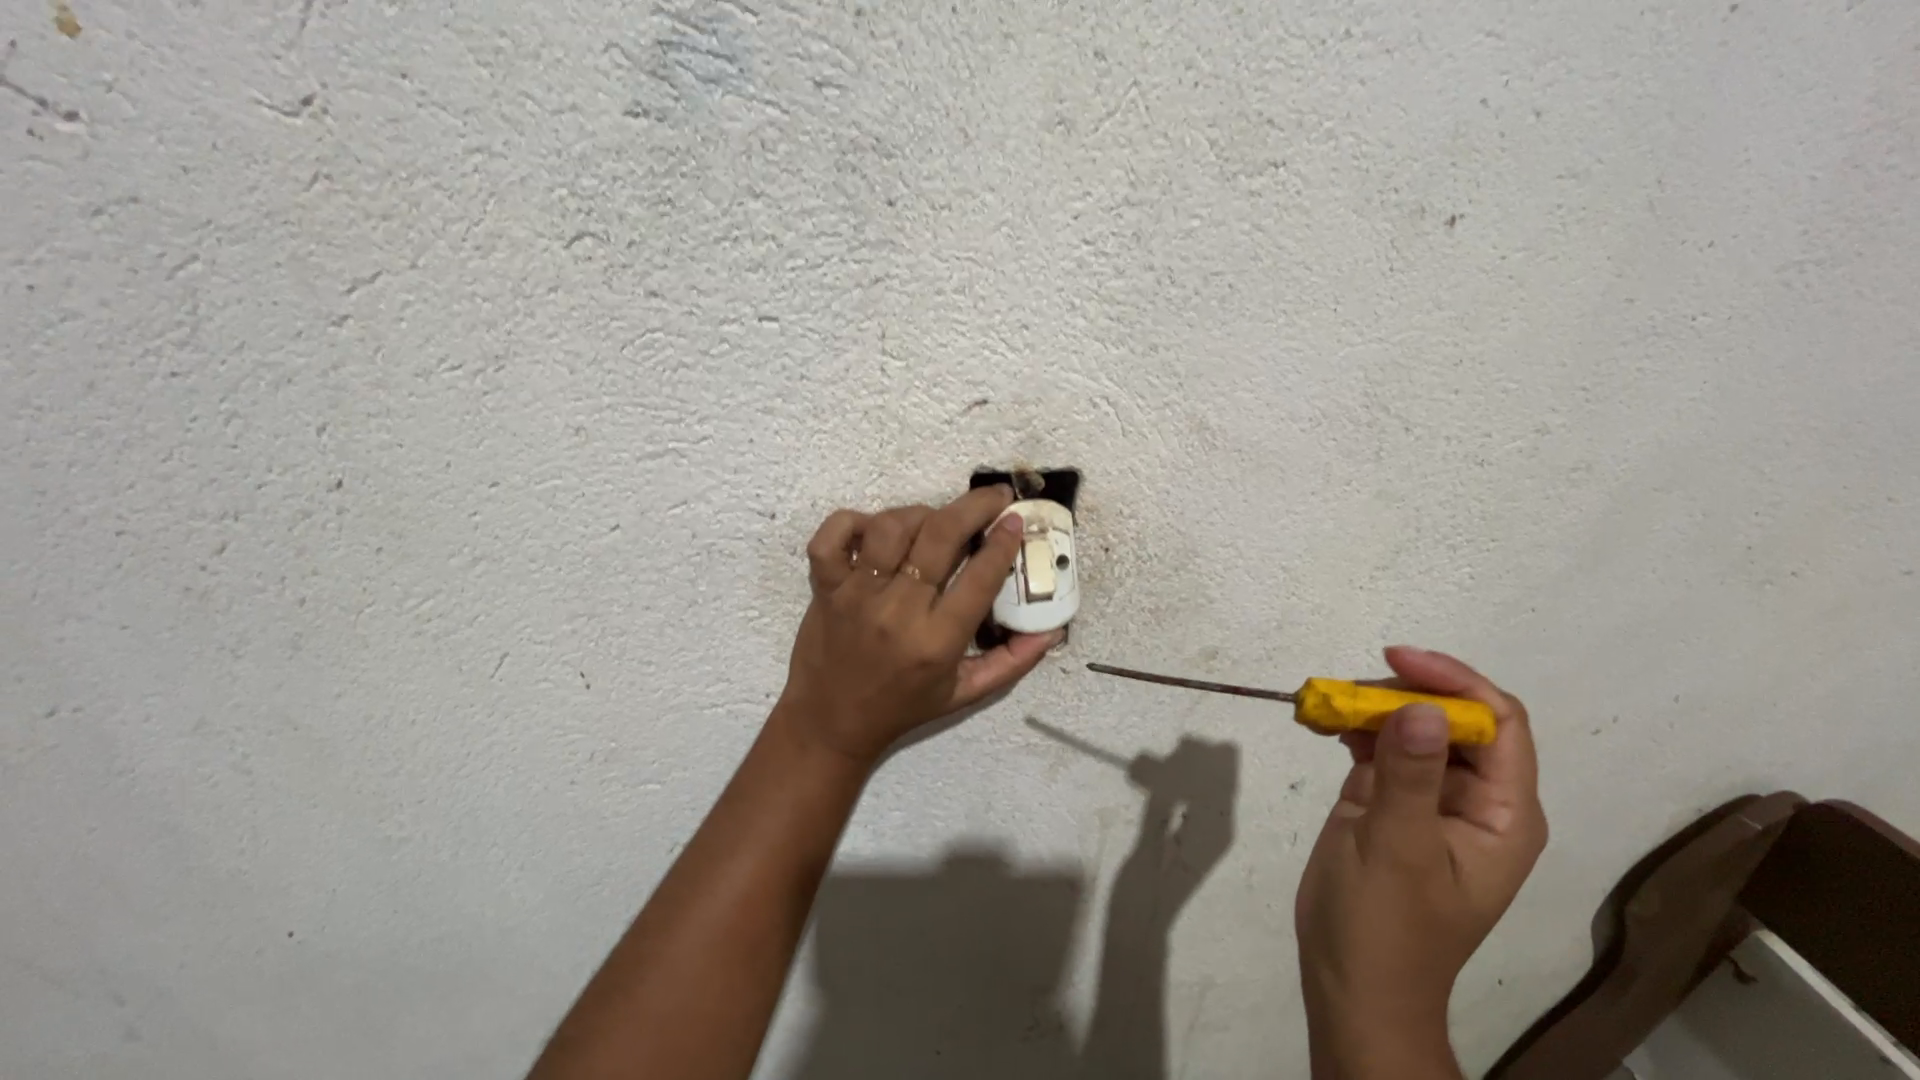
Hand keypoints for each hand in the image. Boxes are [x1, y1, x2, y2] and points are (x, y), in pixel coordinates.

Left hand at [778, 486, 1061, 765]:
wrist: (831, 723)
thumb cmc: (903, 707)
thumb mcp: (965, 693)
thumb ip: (1012, 662)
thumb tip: (1052, 630)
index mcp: (937, 641)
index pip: (979, 577)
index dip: (1003, 542)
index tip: (1014, 519)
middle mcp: (897, 612)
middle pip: (939, 536)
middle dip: (974, 506)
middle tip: (993, 497)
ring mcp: (856, 596)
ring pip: (890, 527)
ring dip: (918, 513)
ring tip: (933, 520)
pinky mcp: (824, 588)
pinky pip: (831, 537)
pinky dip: (852, 521)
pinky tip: (874, 529)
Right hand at [1294, 647, 1546, 1077]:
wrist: (1351, 984)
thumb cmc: (1385, 927)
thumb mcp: (1398, 848)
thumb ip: (1411, 776)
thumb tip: (1423, 707)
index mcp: (1503, 815)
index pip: (1498, 725)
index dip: (1454, 683)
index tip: (1396, 660)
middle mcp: (1475, 801)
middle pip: (1455, 721)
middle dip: (1405, 693)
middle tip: (1347, 686)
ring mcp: (1429, 801)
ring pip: (1414, 731)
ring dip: (1374, 708)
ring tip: (1326, 700)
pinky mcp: (1389, 804)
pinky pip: (1381, 750)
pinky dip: (1354, 730)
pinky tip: (1322, 721)